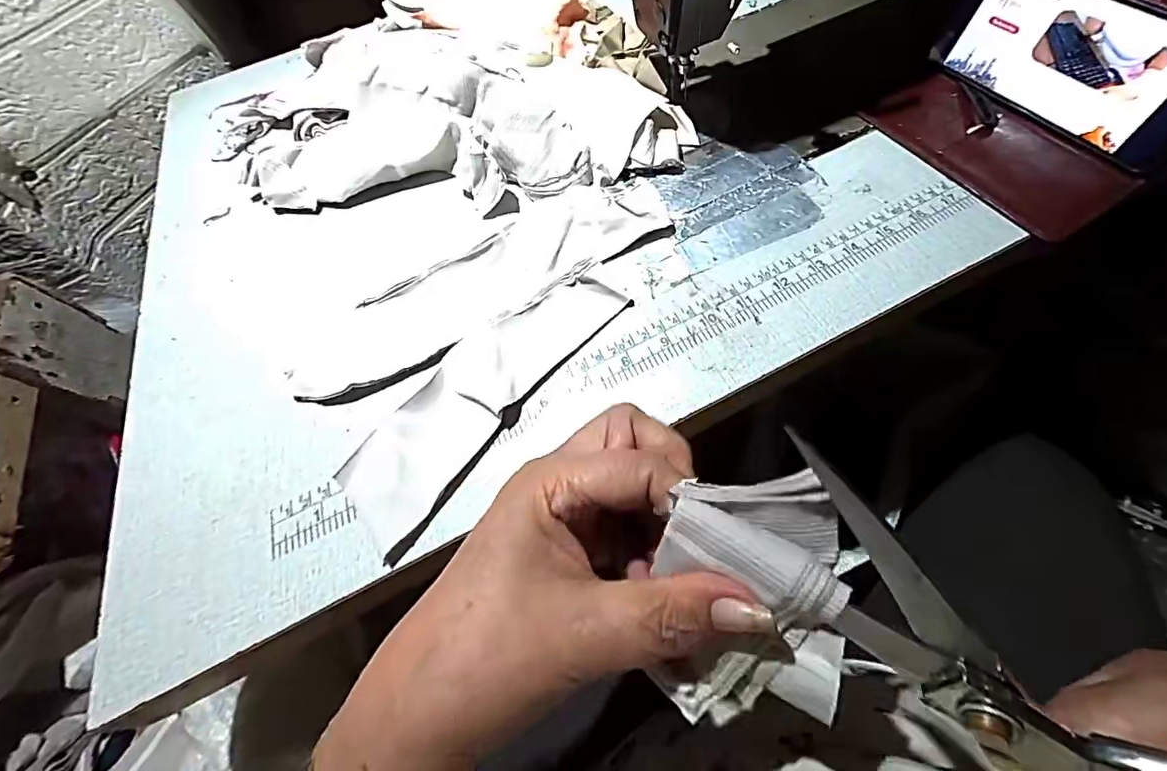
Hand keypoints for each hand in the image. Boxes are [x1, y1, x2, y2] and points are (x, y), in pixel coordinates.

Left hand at [315, 405, 771, 770]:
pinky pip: (628, 522)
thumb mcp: (585, 635)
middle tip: (685, 532)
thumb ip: (673, 614)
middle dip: (670, 477)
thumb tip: (754, 605)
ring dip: (662, 519)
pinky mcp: (571, 546)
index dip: (682, 494)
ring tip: (668, 573)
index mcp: (551, 480)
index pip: (639, 458)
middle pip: (633, 439)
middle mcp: (559, 482)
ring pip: (634, 479)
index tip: (715, 544)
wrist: (412, 727)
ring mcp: (564, 513)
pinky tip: (654, 593)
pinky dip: (652, 547)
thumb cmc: (484, 662)